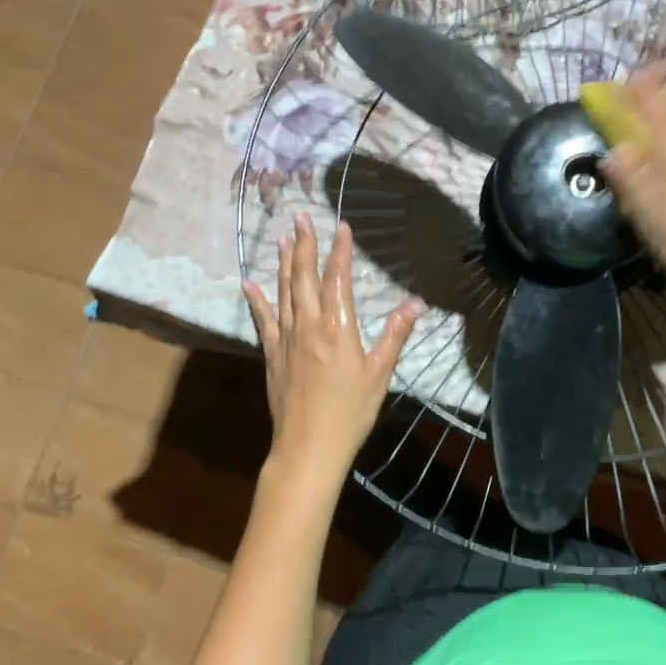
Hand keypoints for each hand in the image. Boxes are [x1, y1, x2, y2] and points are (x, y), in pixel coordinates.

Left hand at [243, 214, 423, 480]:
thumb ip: (395, 334)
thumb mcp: (380, 374)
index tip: (341, 226)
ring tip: (282, 238)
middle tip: (300, 218)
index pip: (337, 278)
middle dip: (303, 245)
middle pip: (304, 277)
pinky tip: (249, 284)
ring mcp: (286, 339)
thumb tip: (416, 303)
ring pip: (283, 292)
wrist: (309, 447)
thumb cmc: (351, 412)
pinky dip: (257, 300)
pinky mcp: (272, 355)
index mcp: (338, 328)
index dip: (339, 250)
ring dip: (282, 263)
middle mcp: (308, 326)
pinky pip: (264, 320)